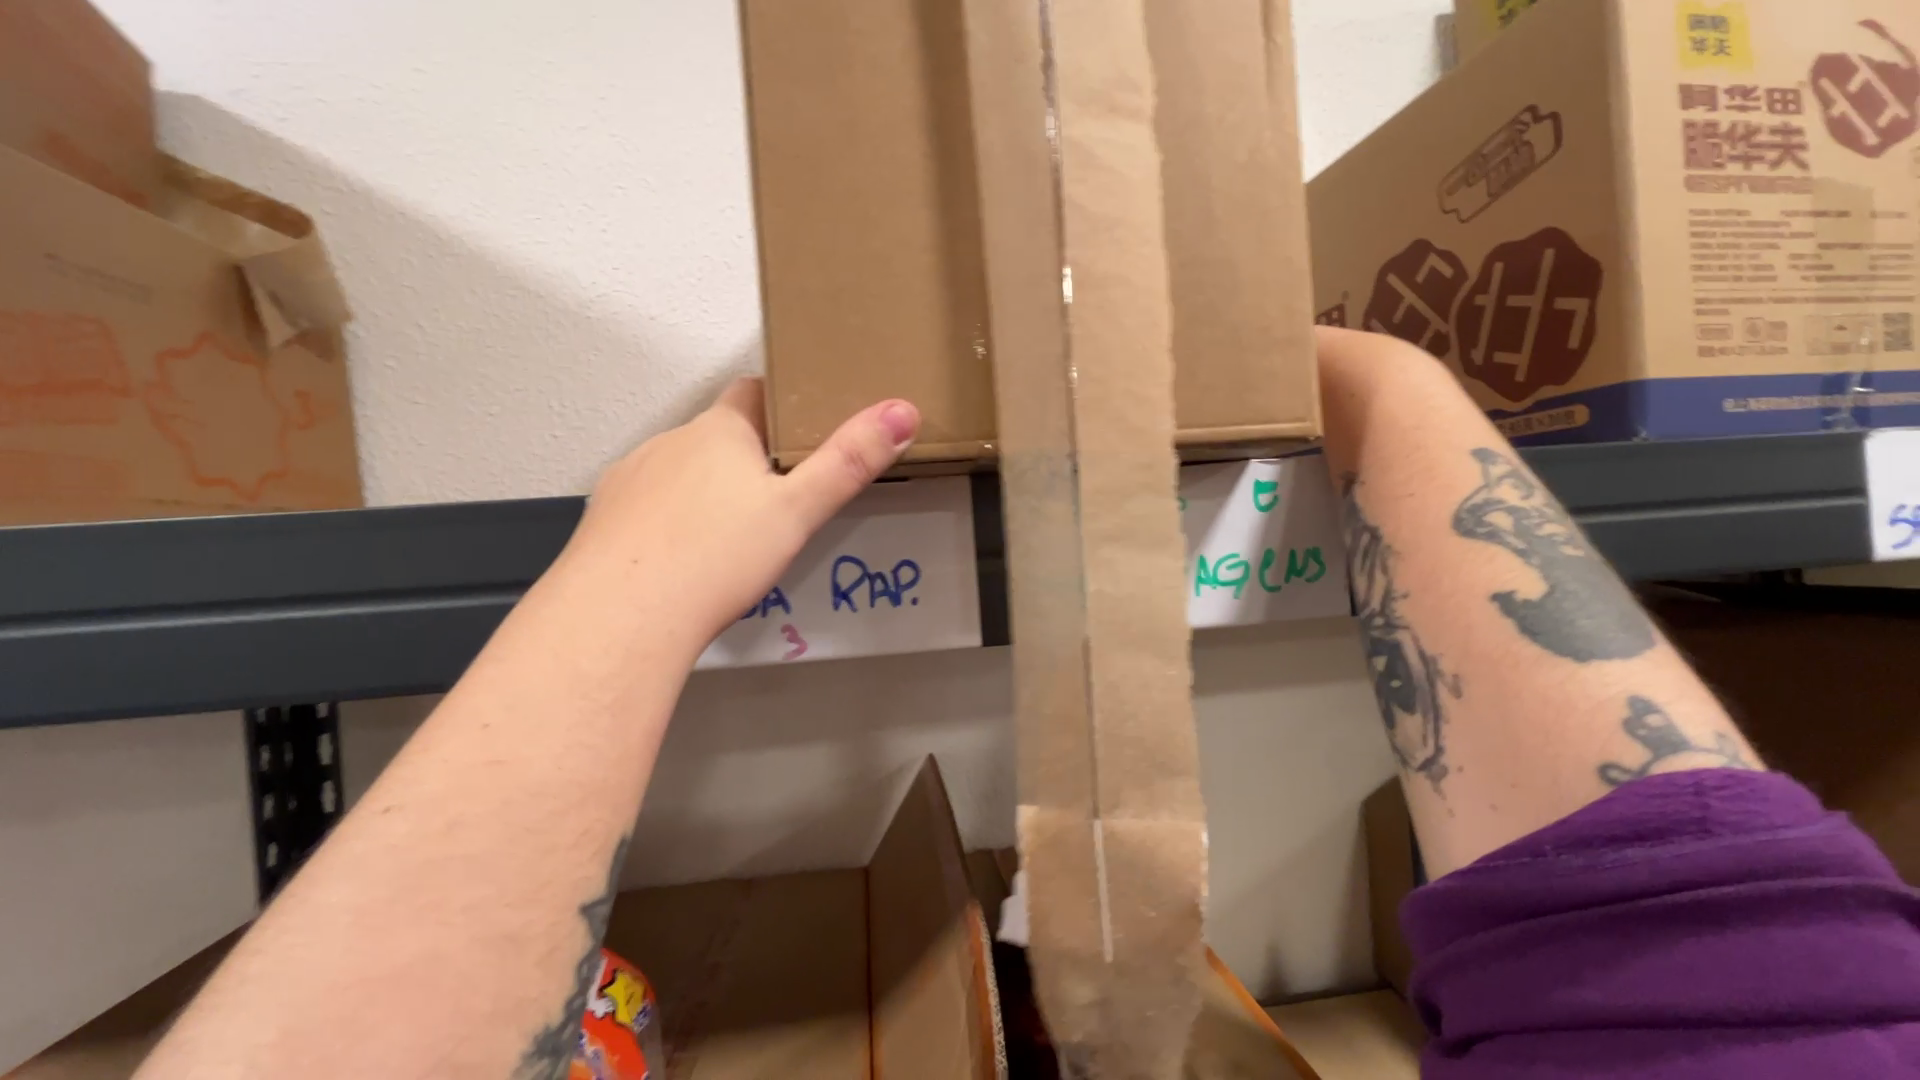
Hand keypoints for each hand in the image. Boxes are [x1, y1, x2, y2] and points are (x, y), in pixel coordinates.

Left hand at [559, 377, 919, 652]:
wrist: (623, 616)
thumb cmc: (718, 556)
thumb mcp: (798, 512)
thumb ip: (849, 462)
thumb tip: (902, 410)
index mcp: (720, 430)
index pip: (753, 391)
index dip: (781, 402)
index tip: (805, 426)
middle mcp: (670, 441)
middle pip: (717, 433)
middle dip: (747, 454)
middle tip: (781, 493)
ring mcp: (630, 478)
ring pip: (679, 469)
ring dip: (705, 486)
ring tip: (731, 533)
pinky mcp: (604, 518)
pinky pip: (646, 505)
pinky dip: (668, 518)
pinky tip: (682, 555)